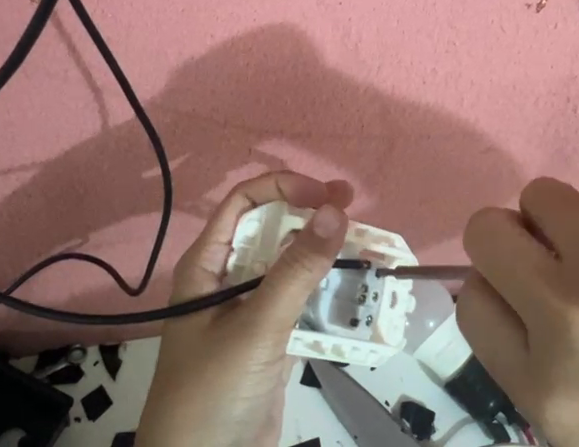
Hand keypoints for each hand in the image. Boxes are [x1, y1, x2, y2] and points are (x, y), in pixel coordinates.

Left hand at [136, 171, 352, 446]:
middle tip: (356, 210)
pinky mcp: (271, 343)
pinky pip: (303, 306)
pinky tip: (360, 294)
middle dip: (313, 217)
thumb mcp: (256, 327)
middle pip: (273, 231)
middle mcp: (228, 280)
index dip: (285, 188)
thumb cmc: (212, 390)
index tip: (327, 196)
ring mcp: (250, 312)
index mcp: (208, 264)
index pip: (245, 203)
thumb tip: (335, 210)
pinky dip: (330, 297)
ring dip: (327, 257)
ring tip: (369, 248)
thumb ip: (296, 271)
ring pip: (292, 268)